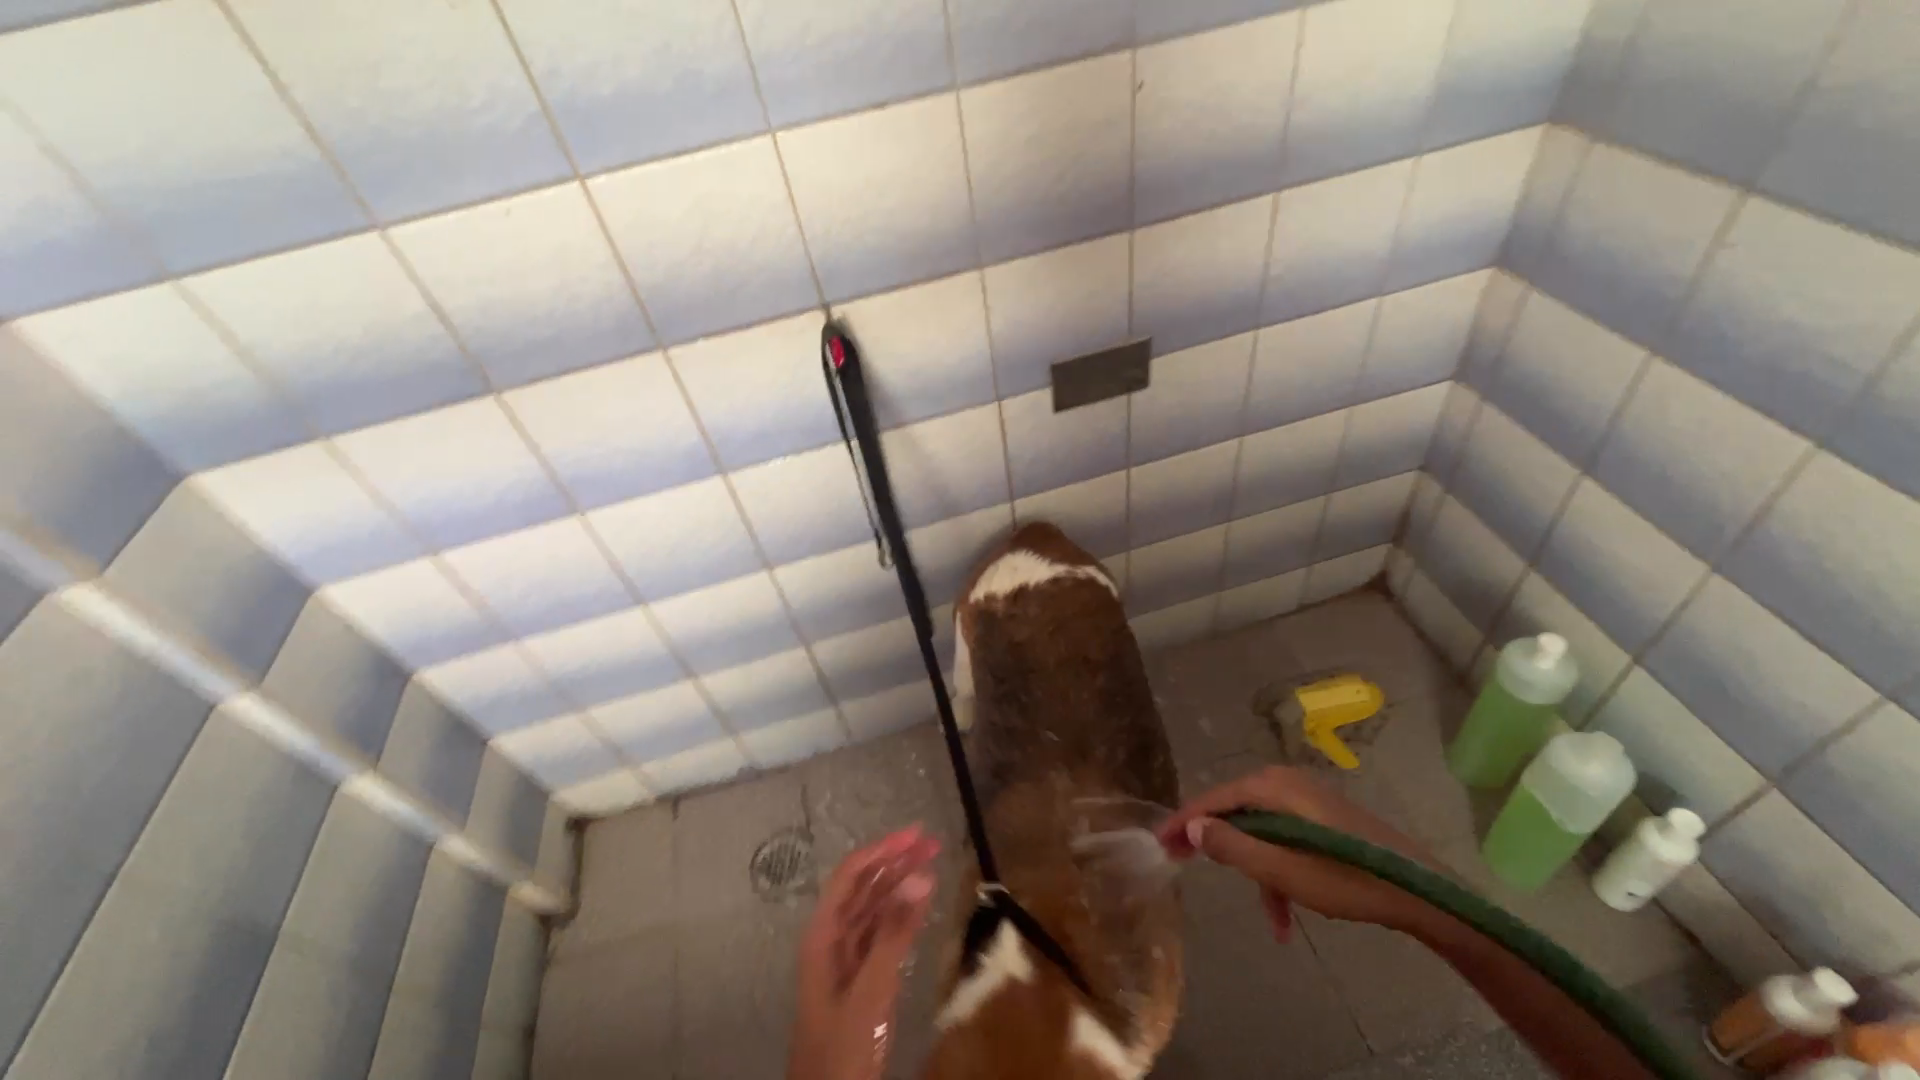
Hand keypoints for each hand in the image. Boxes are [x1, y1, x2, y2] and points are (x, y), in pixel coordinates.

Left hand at [788, 826, 940, 1079]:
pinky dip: (901, 916)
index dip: (881, 851)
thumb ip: (894, 934)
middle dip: (895, 862)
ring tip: (931, 863)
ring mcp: (845, 962)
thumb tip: (920, 877)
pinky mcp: (860, 981)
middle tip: (932, 843)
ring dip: (899, 885)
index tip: (914, 834)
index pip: (850, 878)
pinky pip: (880, 935)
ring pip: (872, 910)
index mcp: (823, 936)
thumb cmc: (842, 1047)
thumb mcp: (871, 990)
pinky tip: (919, 906)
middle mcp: (831, 941)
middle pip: (862, 889)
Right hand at [1157, 766, 1432, 938]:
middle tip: (1183, 865)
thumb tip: (1192, 826)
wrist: (1421, 891)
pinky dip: (1280, 873)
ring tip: (1267, 919)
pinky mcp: (1324, 820)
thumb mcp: (1281, 869)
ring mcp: (1307, 800)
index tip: (1158, 842)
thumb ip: (1232, 846)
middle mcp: (1286, 783)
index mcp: (1272, 786)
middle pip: (1234, 812)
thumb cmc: (1346, 877)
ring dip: (1256, 872)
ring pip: (1261, 832)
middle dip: (1215, 844)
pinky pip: (1285, 840)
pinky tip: (1288, 916)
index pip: (1213, 799)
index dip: (1183, 821)